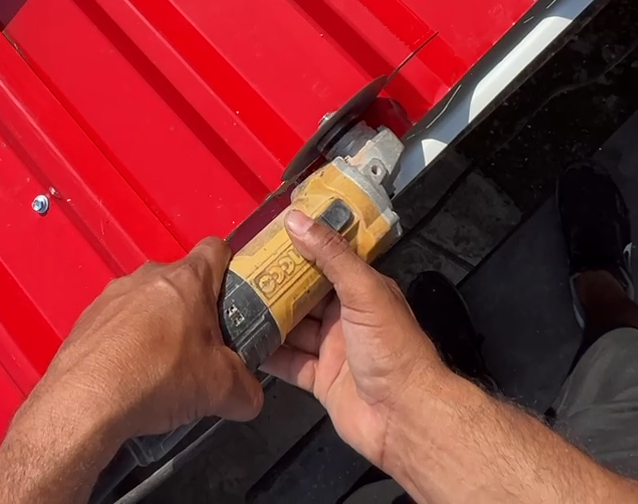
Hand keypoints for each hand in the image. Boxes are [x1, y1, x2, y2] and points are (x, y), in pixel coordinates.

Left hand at [0, 239, 263, 502]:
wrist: (86, 401)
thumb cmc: (151, 377)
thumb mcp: (220, 388)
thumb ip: (245, 388)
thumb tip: (249, 395)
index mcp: (188, 279)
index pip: (217, 249)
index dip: (230, 267)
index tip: (235, 291)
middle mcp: (150, 276)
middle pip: (183, 280)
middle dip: (195, 310)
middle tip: (204, 347)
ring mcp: (116, 294)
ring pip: (148, 300)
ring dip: (159, 326)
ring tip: (164, 369)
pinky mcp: (90, 318)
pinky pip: (118, 322)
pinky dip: (127, 343)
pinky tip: (132, 377)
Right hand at [261, 210, 449, 468]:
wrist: (404, 417)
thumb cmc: (390, 346)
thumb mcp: (362, 290)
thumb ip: (330, 254)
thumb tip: (296, 219)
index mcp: (360, 288)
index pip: (324, 260)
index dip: (297, 248)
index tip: (264, 238)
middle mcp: (345, 315)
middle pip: (303, 295)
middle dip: (275, 284)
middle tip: (239, 270)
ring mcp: (331, 349)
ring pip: (293, 327)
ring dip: (267, 317)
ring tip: (233, 303)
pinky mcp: (320, 380)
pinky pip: (289, 362)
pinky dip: (268, 354)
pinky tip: (242, 343)